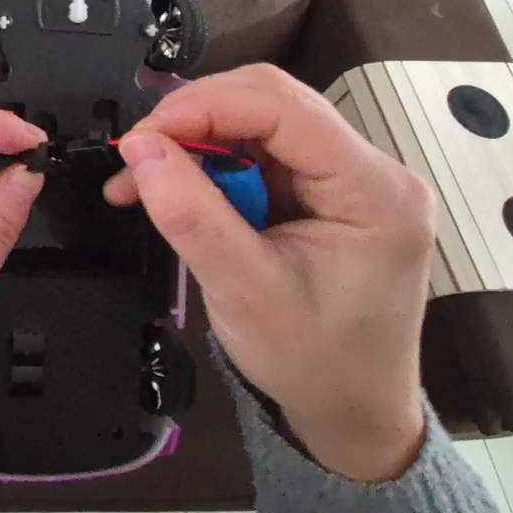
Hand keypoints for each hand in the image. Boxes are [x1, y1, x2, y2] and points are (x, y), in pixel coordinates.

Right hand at [103, 64, 433, 482]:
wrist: (348, 412)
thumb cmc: (312, 362)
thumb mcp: (244, 291)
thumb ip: (191, 214)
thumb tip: (138, 147)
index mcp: (375, 192)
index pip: (285, 108)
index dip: (206, 106)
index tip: (144, 136)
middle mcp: (368, 170)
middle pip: (269, 101)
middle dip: (194, 118)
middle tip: (138, 154)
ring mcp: (342, 176)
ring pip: (252, 118)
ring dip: (190, 140)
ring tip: (141, 180)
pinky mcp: (315, 187)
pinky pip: (249, 148)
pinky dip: (201, 161)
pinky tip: (167, 186)